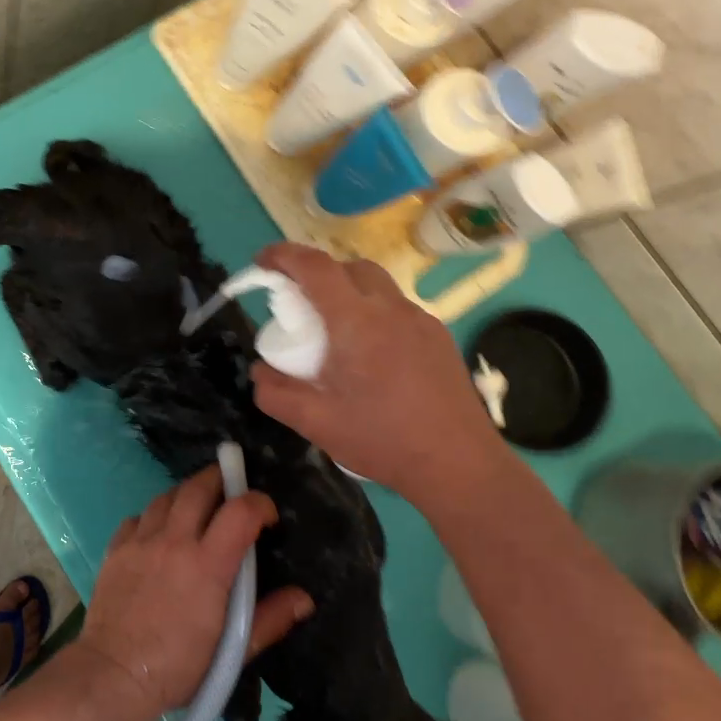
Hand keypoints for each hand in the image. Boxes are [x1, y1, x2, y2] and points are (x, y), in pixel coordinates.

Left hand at [75, 465, 312, 716]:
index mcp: (208, 564)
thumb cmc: (179, 667)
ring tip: (198, 507)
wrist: (114, 673)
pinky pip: (138, 517)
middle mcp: (174, 541)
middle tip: (233, 487)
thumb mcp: (232, 652)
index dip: (259, 503)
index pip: (240, 511)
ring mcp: (141, 541)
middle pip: (198, 488)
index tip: (268, 515)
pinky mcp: (116, 548)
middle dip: (220, 479)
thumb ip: (269, 620)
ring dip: (186, 494)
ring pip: (166, 497)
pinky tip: (159, 532)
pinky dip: (154, 516)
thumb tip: (303, 598)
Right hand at [249, 242, 506, 503]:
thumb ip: (274, 392)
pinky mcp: (439, 337)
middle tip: (298, 304)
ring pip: (377, 286)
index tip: (263, 263)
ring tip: (335, 334)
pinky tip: (371, 357)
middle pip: (349, 267)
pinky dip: (374, 315)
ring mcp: (421, 321)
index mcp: (356, 322)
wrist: (460, 465)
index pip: (315, 267)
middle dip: (318, 273)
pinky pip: (397, 309)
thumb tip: (260, 370)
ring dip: (348, 293)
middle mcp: (390, 309)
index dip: (284, 256)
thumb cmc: (382, 440)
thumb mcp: (313, 423)